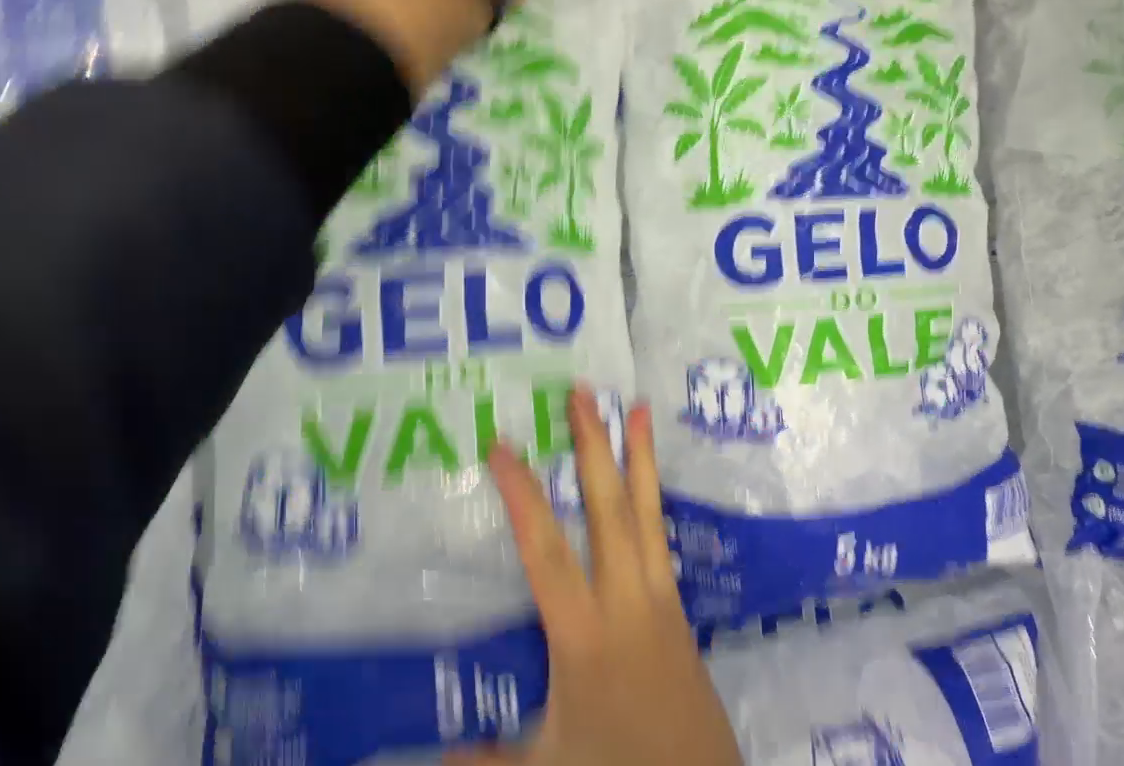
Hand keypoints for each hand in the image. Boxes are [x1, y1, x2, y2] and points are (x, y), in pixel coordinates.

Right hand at [449, 389, 743, 765]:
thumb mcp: (542, 764)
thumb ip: (489, 755)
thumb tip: (444, 751)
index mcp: (582, 633)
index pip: (544, 549)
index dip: (522, 494)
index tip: (502, 444)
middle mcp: (625, 602)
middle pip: (609, 510)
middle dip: (595, 447)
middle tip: (585, 393)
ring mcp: (659, 602)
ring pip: (646, 515)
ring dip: (640, 458)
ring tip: (639, 409)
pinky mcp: (679, 612)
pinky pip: (660, 542)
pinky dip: (652, 502)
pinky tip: (648, 487)